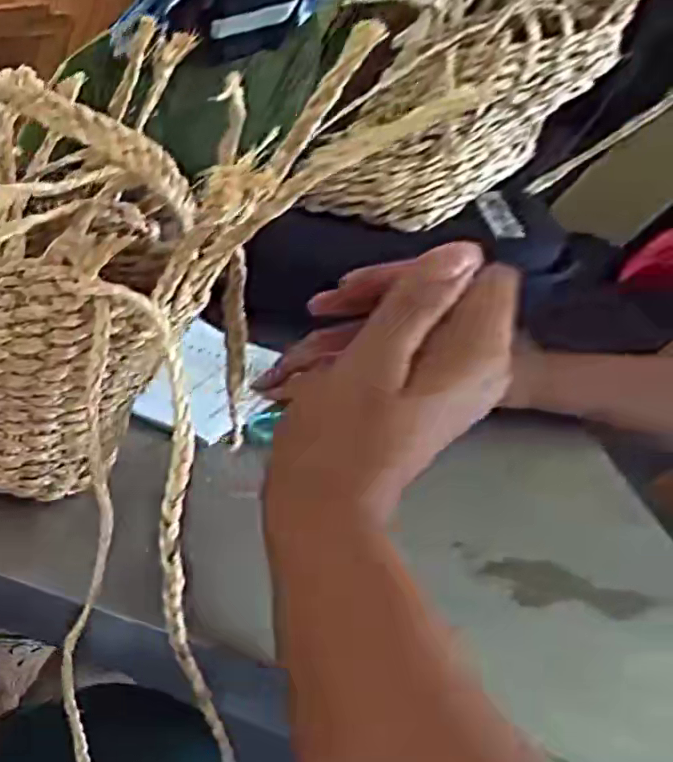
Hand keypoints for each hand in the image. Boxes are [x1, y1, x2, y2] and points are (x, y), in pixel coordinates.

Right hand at [265, 243, 515, 526]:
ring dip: (338, 341)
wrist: (318, 508)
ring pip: (399, 337)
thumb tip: (456, 253)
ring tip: (286, 365)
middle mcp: (472, 367)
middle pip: (434, 306)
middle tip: (310, 314)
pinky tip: (294, 382)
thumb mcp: (366, 365)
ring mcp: (439, 390)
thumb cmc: (335, 440)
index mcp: (474, 352)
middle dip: (366, 307)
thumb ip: (413, 307)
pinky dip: (339, 367)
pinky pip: (384, 367)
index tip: (345, 293)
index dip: (411, 274)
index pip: (472, 276)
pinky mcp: (408, 407)